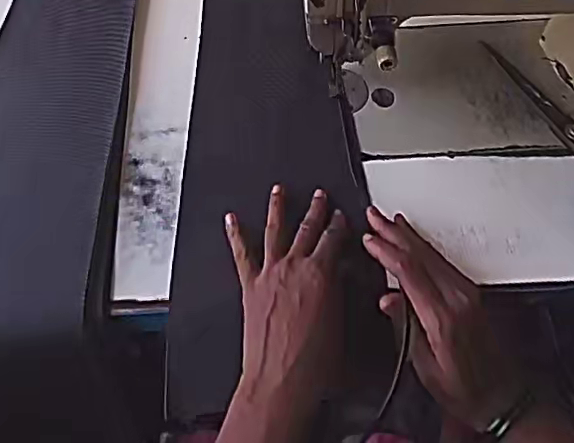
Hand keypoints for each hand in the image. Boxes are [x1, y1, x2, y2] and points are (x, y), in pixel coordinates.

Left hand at [218, 186, 349, 442]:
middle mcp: (294, 266)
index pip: (334, 238)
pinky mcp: (251, 285)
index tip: (341, 217)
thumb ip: (340, 293)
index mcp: (320, 273)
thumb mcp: (341, 325)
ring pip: (274, 230)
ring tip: (278, 190)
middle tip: (319, 196)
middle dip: (316, 209)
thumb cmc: (312, 364)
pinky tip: (231, 219)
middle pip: (308, 228)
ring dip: (278, 207)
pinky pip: (242, 254)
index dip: (339, 225)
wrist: (279, 383)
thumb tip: (340, 276)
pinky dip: (235, 234)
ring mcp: (270, 273)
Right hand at [362, 207, 523, 431]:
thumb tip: (387, 299)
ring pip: (430, 252)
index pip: (409, 270)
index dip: (386, 251)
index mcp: (442, 317)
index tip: (369, 240)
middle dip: (392, 232)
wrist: (502, 398)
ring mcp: (466, 291)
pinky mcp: (470, 290)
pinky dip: (422, 244)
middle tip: (373, 216)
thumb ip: (406, 330)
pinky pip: (440, 258)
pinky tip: (413, 238)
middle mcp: (456, 298)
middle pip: (419, 253)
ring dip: (406, 234)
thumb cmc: (464, 390)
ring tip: (387, 220)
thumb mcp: (427, 370)